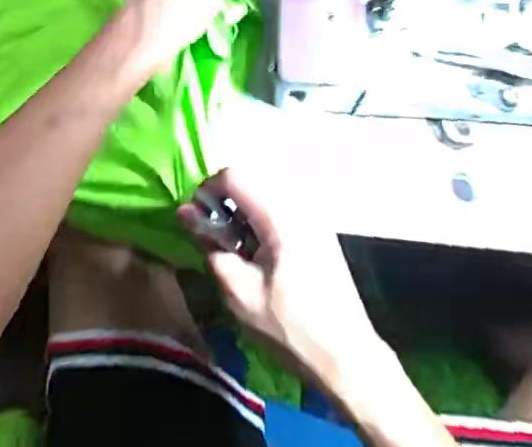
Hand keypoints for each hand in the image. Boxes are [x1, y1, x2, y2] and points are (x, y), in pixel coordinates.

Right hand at [179, 167, 379, 377]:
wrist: (346, 354)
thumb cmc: (290, 328)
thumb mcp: (241, 295)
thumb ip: (212, 248)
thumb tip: (186, 212)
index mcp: (282, 216)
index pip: (235, 176)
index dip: (208, 191)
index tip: (195, 219)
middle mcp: (301, 205)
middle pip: (252, 183)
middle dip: (225, 205)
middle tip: (215, 242)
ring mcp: (315, 216)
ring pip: (266, 197)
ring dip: (244, 216)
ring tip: (238, 254)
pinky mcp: (320, 230)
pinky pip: (283, 211)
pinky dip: (263, 224)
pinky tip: (262, 259)